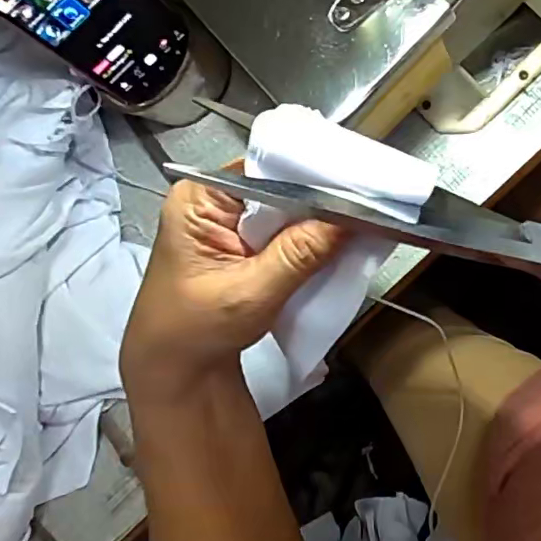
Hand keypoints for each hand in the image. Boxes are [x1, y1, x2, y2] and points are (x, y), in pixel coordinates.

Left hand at [123, 180, 347, 380]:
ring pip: (286, 209)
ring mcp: (230, 222)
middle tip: (362, 212)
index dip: (308, 179)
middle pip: (279, 186)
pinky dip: (307, 241)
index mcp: (199, 199)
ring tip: (353, 227)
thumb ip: (299, 254)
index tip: (349, 192)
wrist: (179, 369)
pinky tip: (331, 246)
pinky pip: (285, 230)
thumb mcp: (251, 292)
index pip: (264, 170)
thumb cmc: (193, 331)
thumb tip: (345, 221)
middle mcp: (213, 201)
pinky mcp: (246, 242)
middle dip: (317, 202)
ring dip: (315, 224)